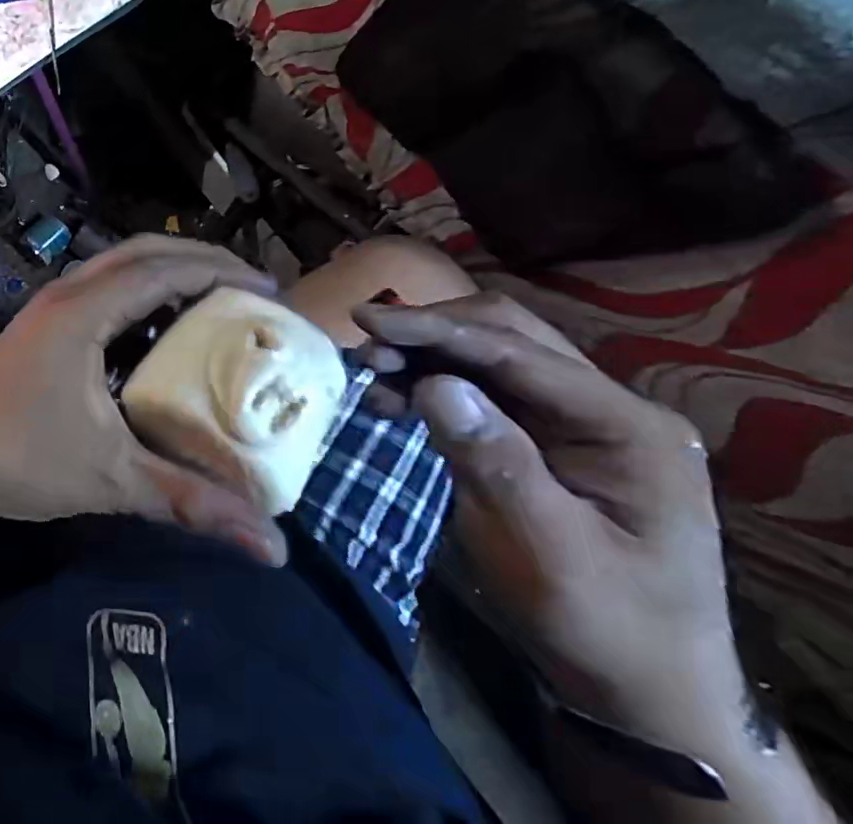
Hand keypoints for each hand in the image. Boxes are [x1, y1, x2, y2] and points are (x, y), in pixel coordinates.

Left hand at [0, 236, 287, 564]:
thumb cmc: (22, 460)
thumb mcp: (111, 479)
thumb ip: (190, 501)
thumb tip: (272, 548)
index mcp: (80, 315)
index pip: (161, 272)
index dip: (220, 273)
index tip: (271, 294)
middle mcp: (64, 295)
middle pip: (141, 252)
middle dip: (200, 261)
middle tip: (253, 291)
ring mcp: (49, 305)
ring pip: (118, 265)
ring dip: (168, 272)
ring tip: (220, 301)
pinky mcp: (42, 322)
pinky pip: (102, 288)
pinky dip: (141, 292)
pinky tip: (167, 326)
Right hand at [353, 296, 741, 734]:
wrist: (638, 681)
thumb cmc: (598, 618)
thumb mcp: (543, 545)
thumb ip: (493, 460)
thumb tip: (433, 384)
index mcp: (626, 427)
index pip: (516, 353)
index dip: (435, 330)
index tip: (363, 320)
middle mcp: (605, 409)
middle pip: (506, 336)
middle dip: (429, 333)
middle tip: (364, 349)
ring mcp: (575, 422)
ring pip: (488, 357)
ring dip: (424, 356)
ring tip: (369, 373)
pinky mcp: (542, 439)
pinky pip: (479, 391)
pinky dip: (429, 384)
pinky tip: (392, 398)